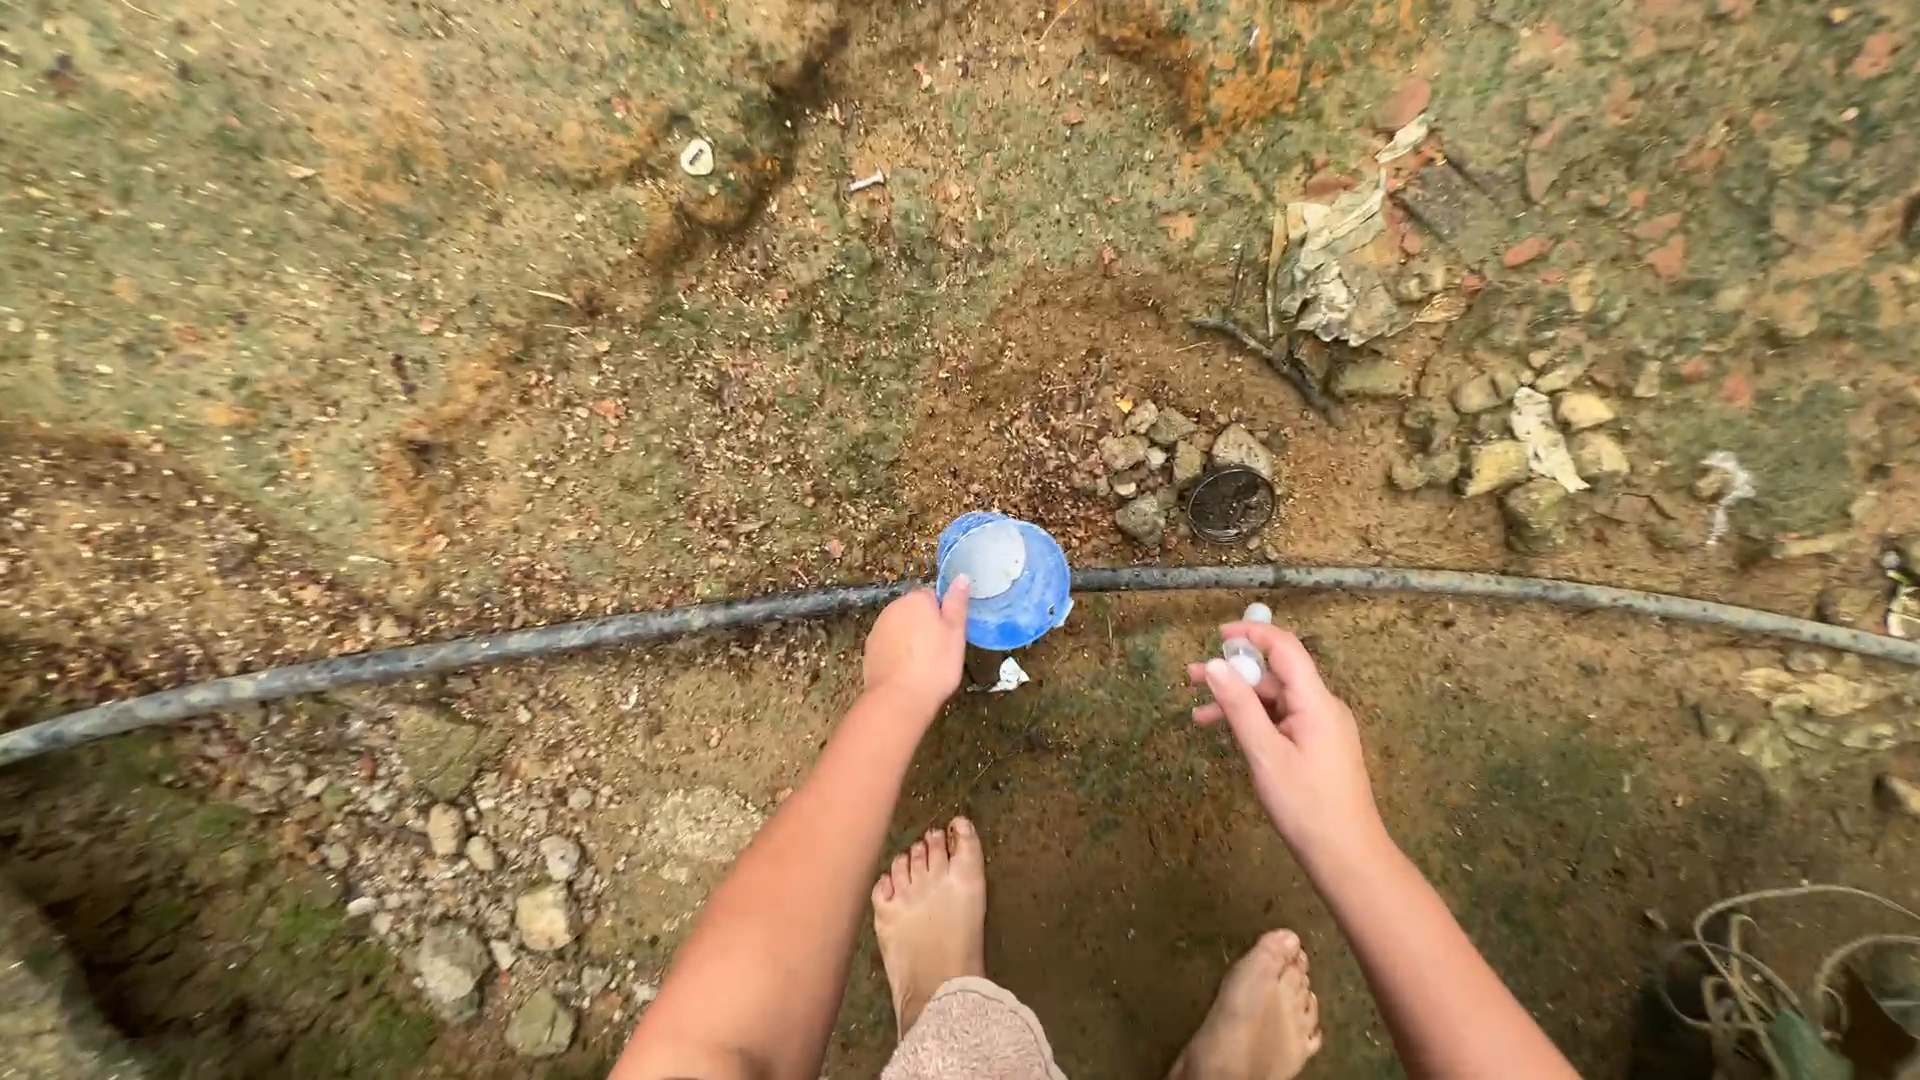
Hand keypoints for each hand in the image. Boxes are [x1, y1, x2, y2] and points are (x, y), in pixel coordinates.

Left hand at [862, 577, 970, 715]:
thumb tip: (961, 577)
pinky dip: (897, 654)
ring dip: (910, 640)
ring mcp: (877, 629)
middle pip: (914, 612)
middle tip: (939, 652)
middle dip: (925, 627)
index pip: (933, 597)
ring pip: (900, 629)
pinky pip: (889, 646)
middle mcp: (893, 608)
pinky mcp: (869, 650)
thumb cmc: (935, 664)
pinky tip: (906, 672)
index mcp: (916, 600)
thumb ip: (957, 603)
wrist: (898, 698)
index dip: (943, 616)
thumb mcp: (956, 633)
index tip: (949, 637)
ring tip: (923, 666)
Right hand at [1187, 622, 1384, 859]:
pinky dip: (1253, 720)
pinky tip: (1229, 734)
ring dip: (1238, 701)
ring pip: (1274, 700)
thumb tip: (1215, 665)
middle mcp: (1322, 707)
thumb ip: (1239, 706)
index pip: (1285, 649)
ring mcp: (1322, 727)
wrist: (1347, 856)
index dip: (1252, 634)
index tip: (1217, 635)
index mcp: (1316, 702)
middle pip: (1274, 675)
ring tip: (1199, 715)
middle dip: (1233, 674)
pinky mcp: (1317, 746)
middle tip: (1191, 680)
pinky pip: (1281, 720)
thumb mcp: (1264, 753)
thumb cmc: (1305, 804)